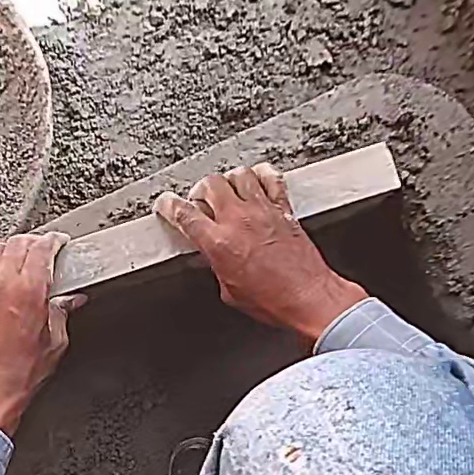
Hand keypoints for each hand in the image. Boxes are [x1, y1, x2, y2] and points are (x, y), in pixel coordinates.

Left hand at [0, 231, 84, 434]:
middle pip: (18, 242)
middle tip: (45, 249)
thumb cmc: (20, 371)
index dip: (54, 241)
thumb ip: (62, 313)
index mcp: (29, 290)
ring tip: (22, 256)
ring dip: (11, 247)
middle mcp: (2, 283)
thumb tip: (71, 300)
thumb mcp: (55, 342)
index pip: (42, 248)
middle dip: (35, 242)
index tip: (60, 242)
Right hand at [154, 163, 366, 343]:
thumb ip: (217, 265)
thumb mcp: (230, 291)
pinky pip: (270, 177)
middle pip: (210, 184)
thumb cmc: (272, 300)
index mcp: (219, 243)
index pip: (185, 214)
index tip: (166, 204)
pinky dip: (260, 175)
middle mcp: (239, 220)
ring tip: (227, 191)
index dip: (169, 206)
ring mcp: (263, 210)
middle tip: (200, 201)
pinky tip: (256, 181)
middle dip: (200, 191)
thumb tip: (214, 257)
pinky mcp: (283, 208)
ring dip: (228, 181)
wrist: (307, 297)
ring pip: (238, 174)